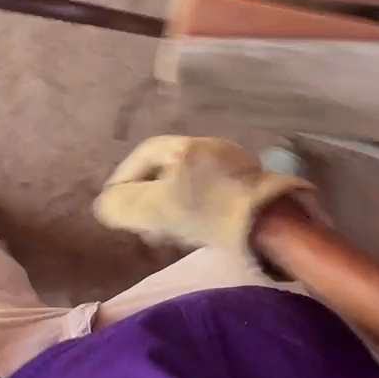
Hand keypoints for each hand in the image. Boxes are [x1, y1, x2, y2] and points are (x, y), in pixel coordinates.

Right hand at [93, 135, 313, 255]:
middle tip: (141, 222)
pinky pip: (210, 193)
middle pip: (165, 169)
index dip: (124, 179)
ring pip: (188, 183)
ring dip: (171, 205)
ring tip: (167, 231)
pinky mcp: (250, 185)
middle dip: (148, 196)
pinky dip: (195, 209)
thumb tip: (104, 204)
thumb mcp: (158, 209)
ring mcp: (233, 164)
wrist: (274, 226)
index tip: (116, 203)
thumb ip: (125, 205)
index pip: (142, 155)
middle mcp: (208, 146)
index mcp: (183, 146)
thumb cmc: (211, 213)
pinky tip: (196, 230)